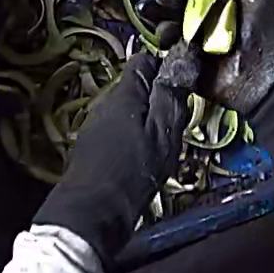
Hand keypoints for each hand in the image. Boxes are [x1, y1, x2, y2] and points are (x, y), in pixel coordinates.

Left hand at [32, 42, 198, 261]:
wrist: (91, 212)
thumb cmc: (133, 170)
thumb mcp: (163, 131)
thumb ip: (171, 94)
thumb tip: (182, 59)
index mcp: (125, 93)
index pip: (144, 60)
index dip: (165, 67)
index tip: (182, 87)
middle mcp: (106, 102)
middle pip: (137, 86)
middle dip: (158, 97)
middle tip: (175, 121)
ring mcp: (95, 123)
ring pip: (127, 109)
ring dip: (145, 119)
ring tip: (161, 143)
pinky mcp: (91, 145)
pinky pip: (117, 128)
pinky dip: (132, 135)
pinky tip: (140, 158)